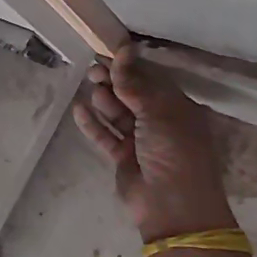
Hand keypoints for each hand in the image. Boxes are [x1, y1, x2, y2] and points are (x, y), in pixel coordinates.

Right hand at [73, 46, 246, 256]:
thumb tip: (123, 50)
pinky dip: (92, 123)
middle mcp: (160, 122)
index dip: (130, 66)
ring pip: (118, 114)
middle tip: (94, 69)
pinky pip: (105, 135)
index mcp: (177, 108)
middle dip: (114, 81)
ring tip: (91, 87)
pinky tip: (79, 109)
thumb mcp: (158, 112)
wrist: (172, 206)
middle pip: (132, 95)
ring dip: (104, 100)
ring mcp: (140, 141)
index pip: (152, 80)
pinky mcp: (123, 158)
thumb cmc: (174, 151)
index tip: (109, 51)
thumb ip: (135, 84)